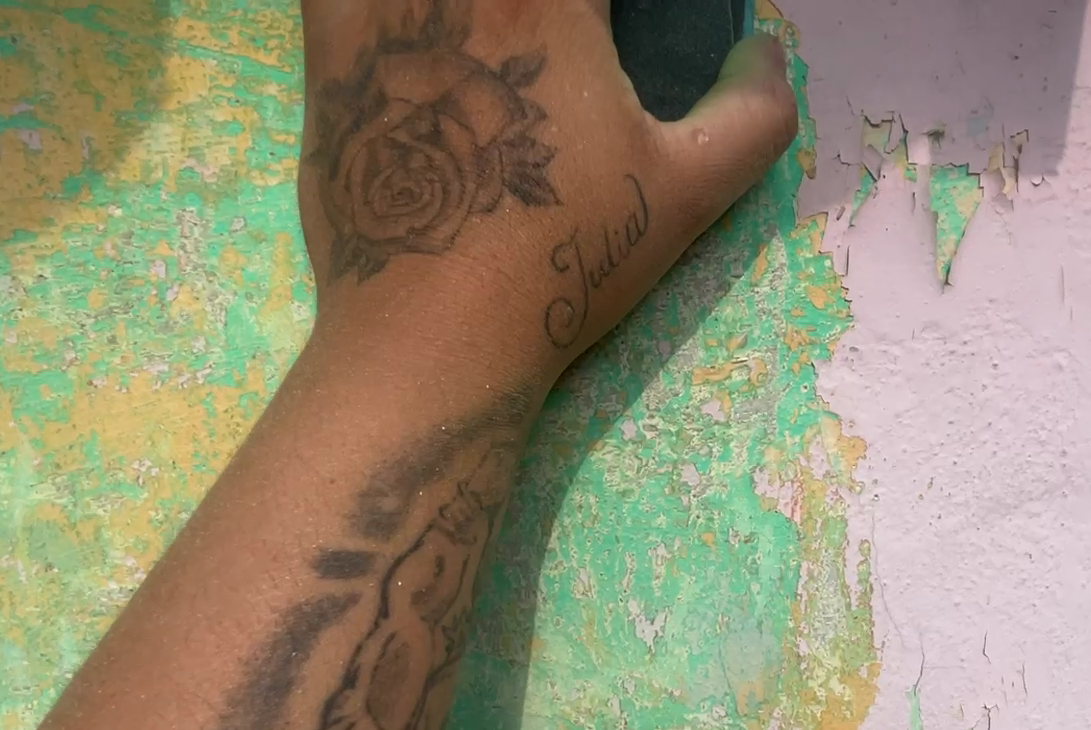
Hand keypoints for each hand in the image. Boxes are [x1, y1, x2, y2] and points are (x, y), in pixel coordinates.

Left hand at [295, 0, 796, 390]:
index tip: (633, 43)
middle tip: (586, 54)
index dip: (628, 15)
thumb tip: (767, 53)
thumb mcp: (686, 195)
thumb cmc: (567, 259)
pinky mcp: (323, 50)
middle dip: (569, 23)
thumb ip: (752, 117)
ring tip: (516, 56)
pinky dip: (401, 16)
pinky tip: (436, 50)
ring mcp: (376, 6)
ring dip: (493, 19)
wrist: (438, 335)